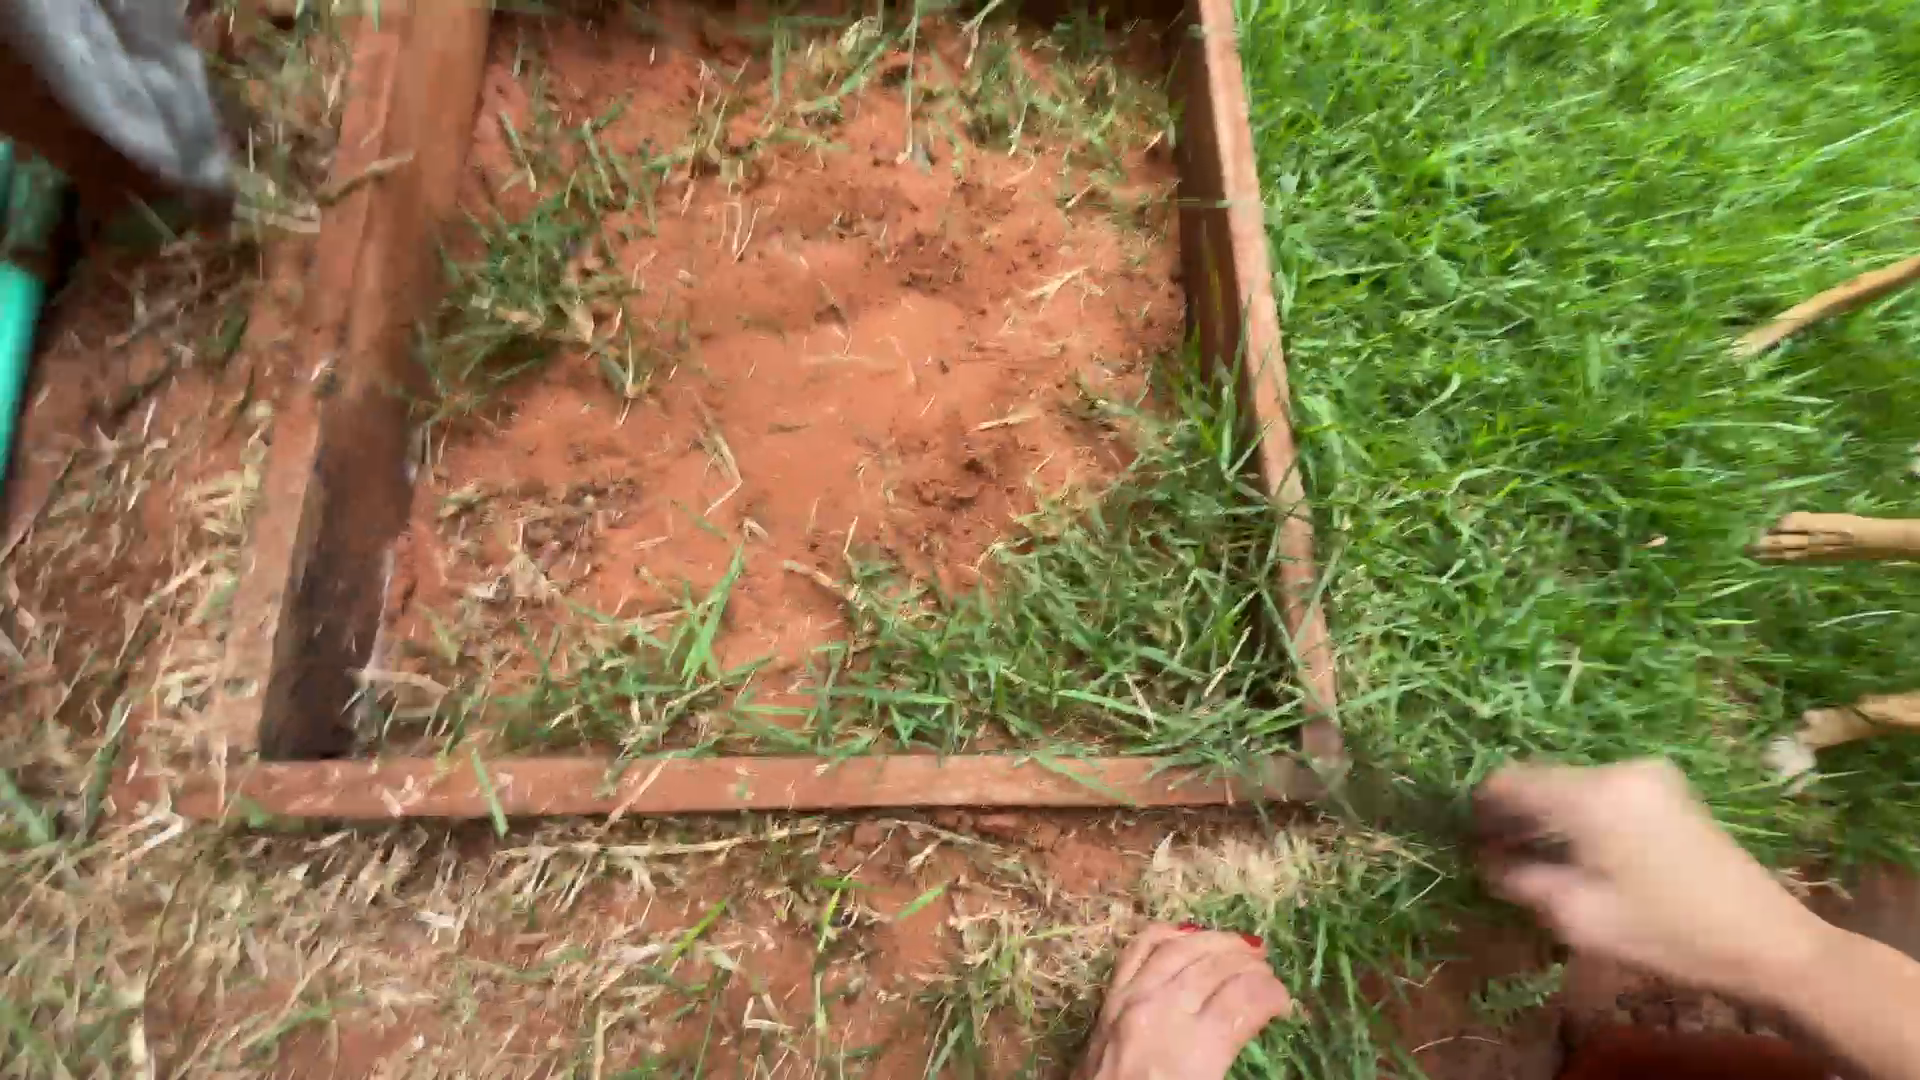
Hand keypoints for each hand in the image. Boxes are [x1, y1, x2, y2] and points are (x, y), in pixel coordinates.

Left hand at [1077, 923, 1293, 1079]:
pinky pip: (1138, 949)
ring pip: (1177, 949)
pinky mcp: (1108, 997)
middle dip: (1247, 964)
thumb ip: (1237, 1064)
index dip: (1271, 994)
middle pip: (1212, 968)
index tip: (1286, 1002)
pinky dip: (1166, 934)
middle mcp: (1160, 1012)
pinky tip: (1186, 933)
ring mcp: (1130, 999)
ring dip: (1213, 941)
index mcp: (1193, 1054)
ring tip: (1240, 945)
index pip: (1241, 1000)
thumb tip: (1258, 1030)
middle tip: (1268, 970)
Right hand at [1477, 759, 1827, 1001]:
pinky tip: (1582, 848)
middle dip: (1513, 813)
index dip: (1480, 808)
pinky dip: (1576, 811)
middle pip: (1535, 779)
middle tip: (1503, 851)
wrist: (1778, 950)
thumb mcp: (1577, 916)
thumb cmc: (1670, 933)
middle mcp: (1613, 770)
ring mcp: (1644, 775)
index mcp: (1588, 794)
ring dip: (1545, 813)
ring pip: (1564, 783)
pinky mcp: (1665, 788)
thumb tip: (1480, 856)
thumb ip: (1515, 878)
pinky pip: (1595, 789)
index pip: (1505, 781)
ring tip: (1542, 853)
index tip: (1472, 839)